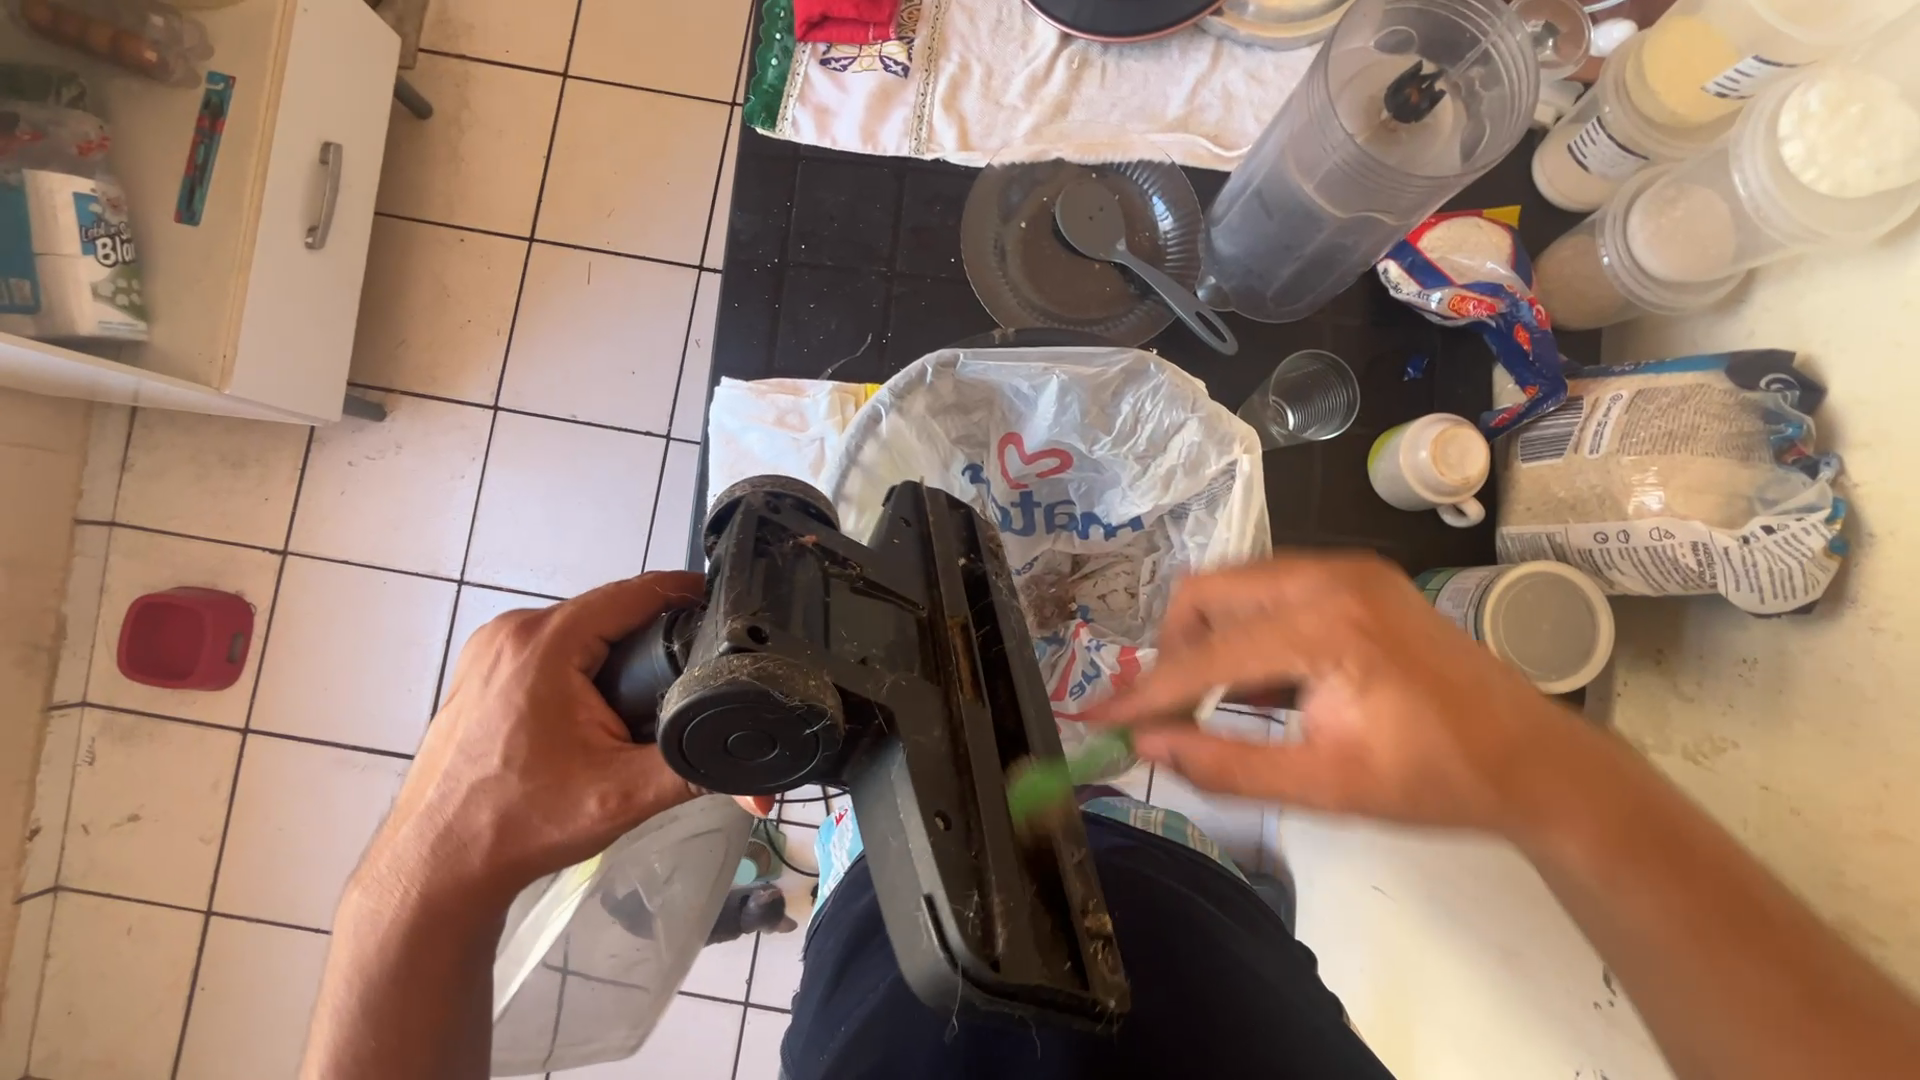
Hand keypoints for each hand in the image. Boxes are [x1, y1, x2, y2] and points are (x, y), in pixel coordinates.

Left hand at [355, 572, 706, 909]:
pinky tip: (610, 704)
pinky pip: (553, 650)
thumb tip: (759, 782)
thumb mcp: (624, 795)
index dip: (687, 593)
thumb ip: (697, 775)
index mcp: (544, 643)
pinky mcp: (482, 674)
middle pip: (609, 611)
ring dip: (623, 651)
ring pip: (582, 631)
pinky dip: (588, 665)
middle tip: (702, 662)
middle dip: (658, 632)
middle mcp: (512, 633)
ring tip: (662, 687)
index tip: (728, 606)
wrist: (434, 870)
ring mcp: (490, 651)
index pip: (635, 593)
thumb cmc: (521, 824)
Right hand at [1087, 553, 1595, 836]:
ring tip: (1219, 701)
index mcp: (1326, 624)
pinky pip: (1267, 589)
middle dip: (1174, 653)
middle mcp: (1329, 576)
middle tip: (1170, 711)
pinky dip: (1246, 631)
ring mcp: (1346, 568)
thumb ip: (1224, 765)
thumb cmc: (1434, 780)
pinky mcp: (1355, 576)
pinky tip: (1263, 681)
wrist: (1536, 761)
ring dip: (1209, 640)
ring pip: (1233, 586)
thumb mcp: (1323, 786)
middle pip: (1207, 593)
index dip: (1146, 694)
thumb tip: (1147, 747)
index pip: (1207, 655)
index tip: (1097, 719)